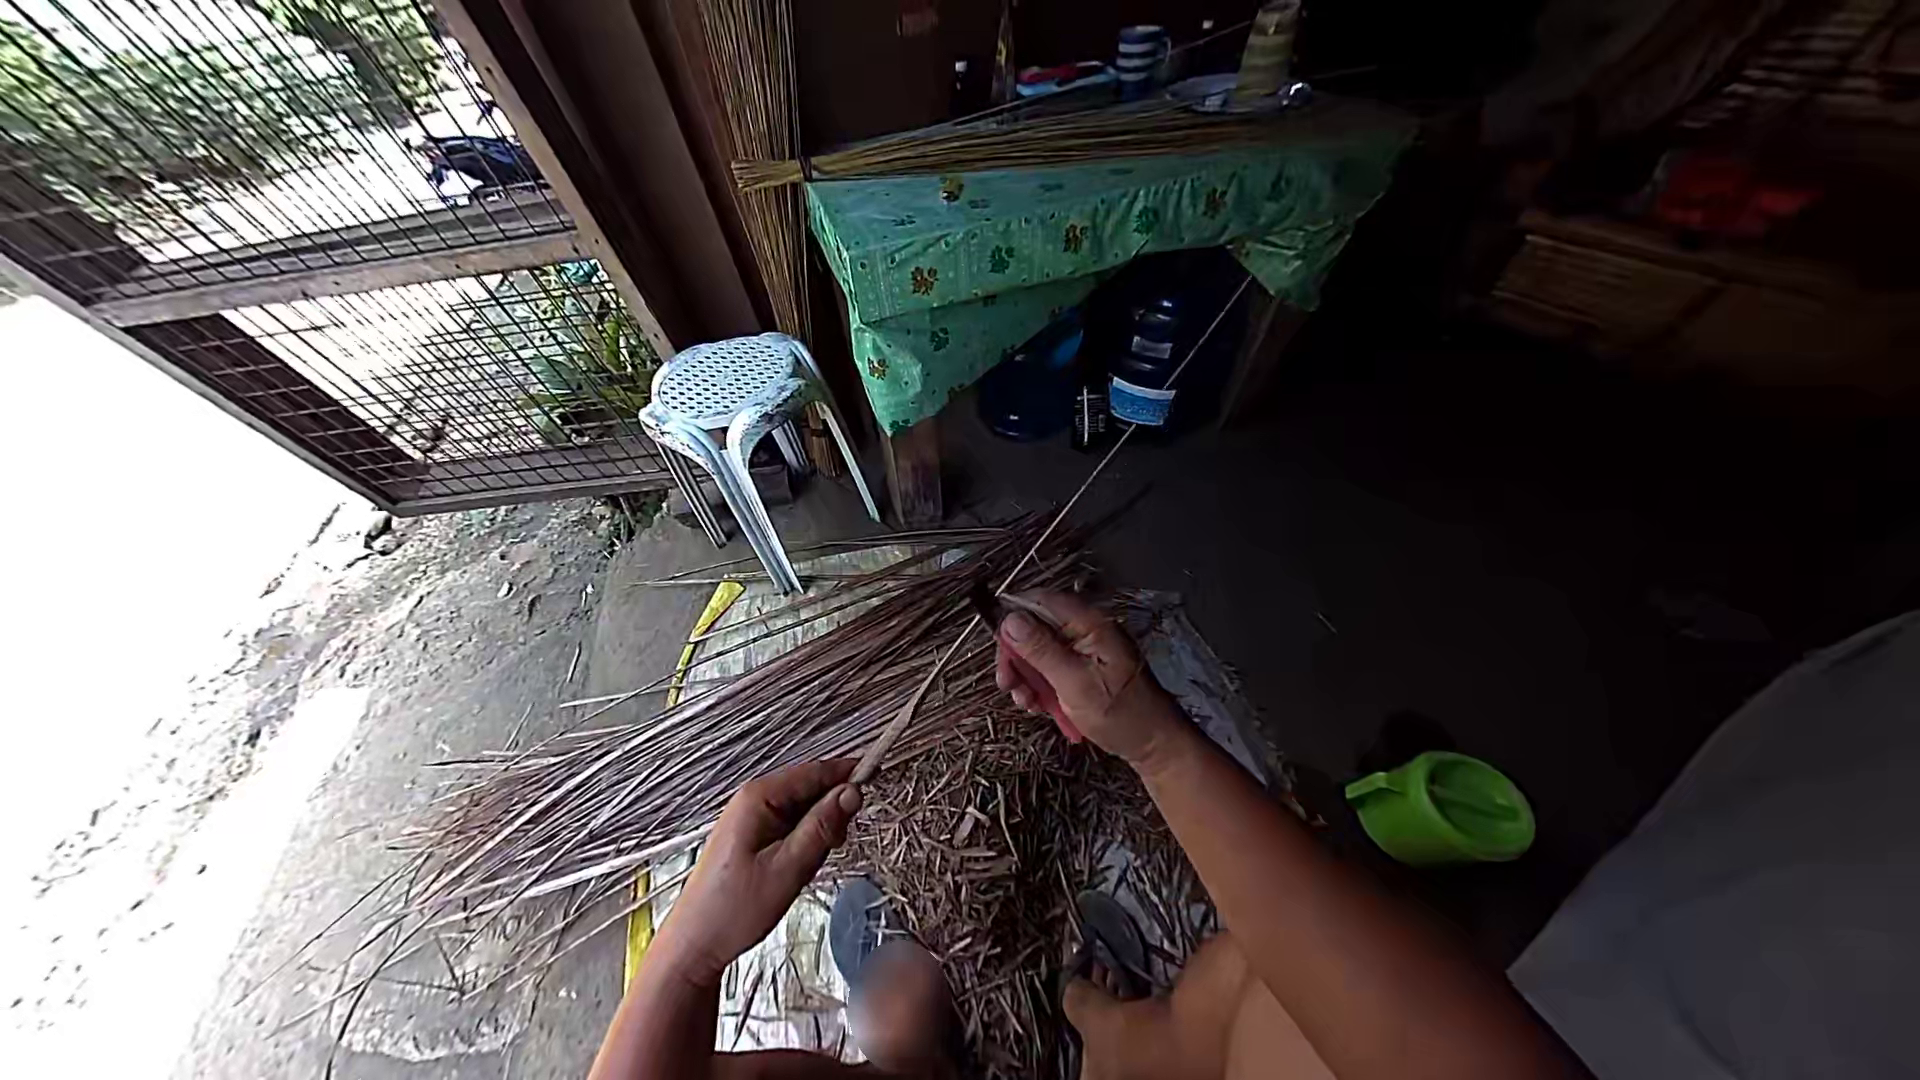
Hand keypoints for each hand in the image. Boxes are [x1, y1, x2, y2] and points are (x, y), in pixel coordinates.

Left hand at [653, 759, 862, 984]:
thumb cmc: (735, 910)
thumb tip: (854, 791)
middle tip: (835, 846)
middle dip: (830, 812)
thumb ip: (822, 827)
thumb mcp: (788, 869)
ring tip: (807, 866)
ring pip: (804, 809)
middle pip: (811, 788)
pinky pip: (792, 825)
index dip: (848, 773)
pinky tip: (798, 868)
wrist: (692, 949)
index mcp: (759, 796)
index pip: (815, 771)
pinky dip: (805, 842)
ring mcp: (752, 816)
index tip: (877, 778)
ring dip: (818, 831)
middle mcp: (755, 798)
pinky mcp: (753, 834)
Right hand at [993, 590, 1187, 770]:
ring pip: (1040, 651)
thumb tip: (1010, 619)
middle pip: (1037, 628)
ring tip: (1023, 700)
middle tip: (1005, 681)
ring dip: (1025, 674)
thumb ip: (1041, 650)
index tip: (996, 640)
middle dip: (1016, 654)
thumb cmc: (1121, 714)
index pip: (1043, 600)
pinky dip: (1039, 685)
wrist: (1154, 745)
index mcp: (1089, 624)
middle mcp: (1086, 631)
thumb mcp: (1074, 683)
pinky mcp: (1083, 670)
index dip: (1014, 614)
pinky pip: (1051, 669)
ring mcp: (1084, 651)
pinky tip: (1036, 704)